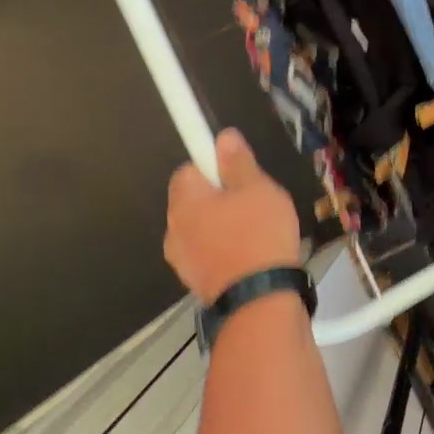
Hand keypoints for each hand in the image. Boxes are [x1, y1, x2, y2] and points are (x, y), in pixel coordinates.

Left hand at [165, 129, 301, 304]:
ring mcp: (180, 257)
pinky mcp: (193, 279)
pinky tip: (249, 250)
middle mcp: (173, 228)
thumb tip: (223, 137)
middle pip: (192, 199)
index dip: (211, 165)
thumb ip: (239, 163)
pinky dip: (222, 245)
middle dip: (219, 195)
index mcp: (186, 202)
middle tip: (254, 199)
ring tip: (255, 228)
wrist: (258, 296)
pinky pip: (205, 250)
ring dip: (220, 222)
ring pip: (199, 226)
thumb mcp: (259, 189)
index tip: (237, 171)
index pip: (186, 170)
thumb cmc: (260, 233)